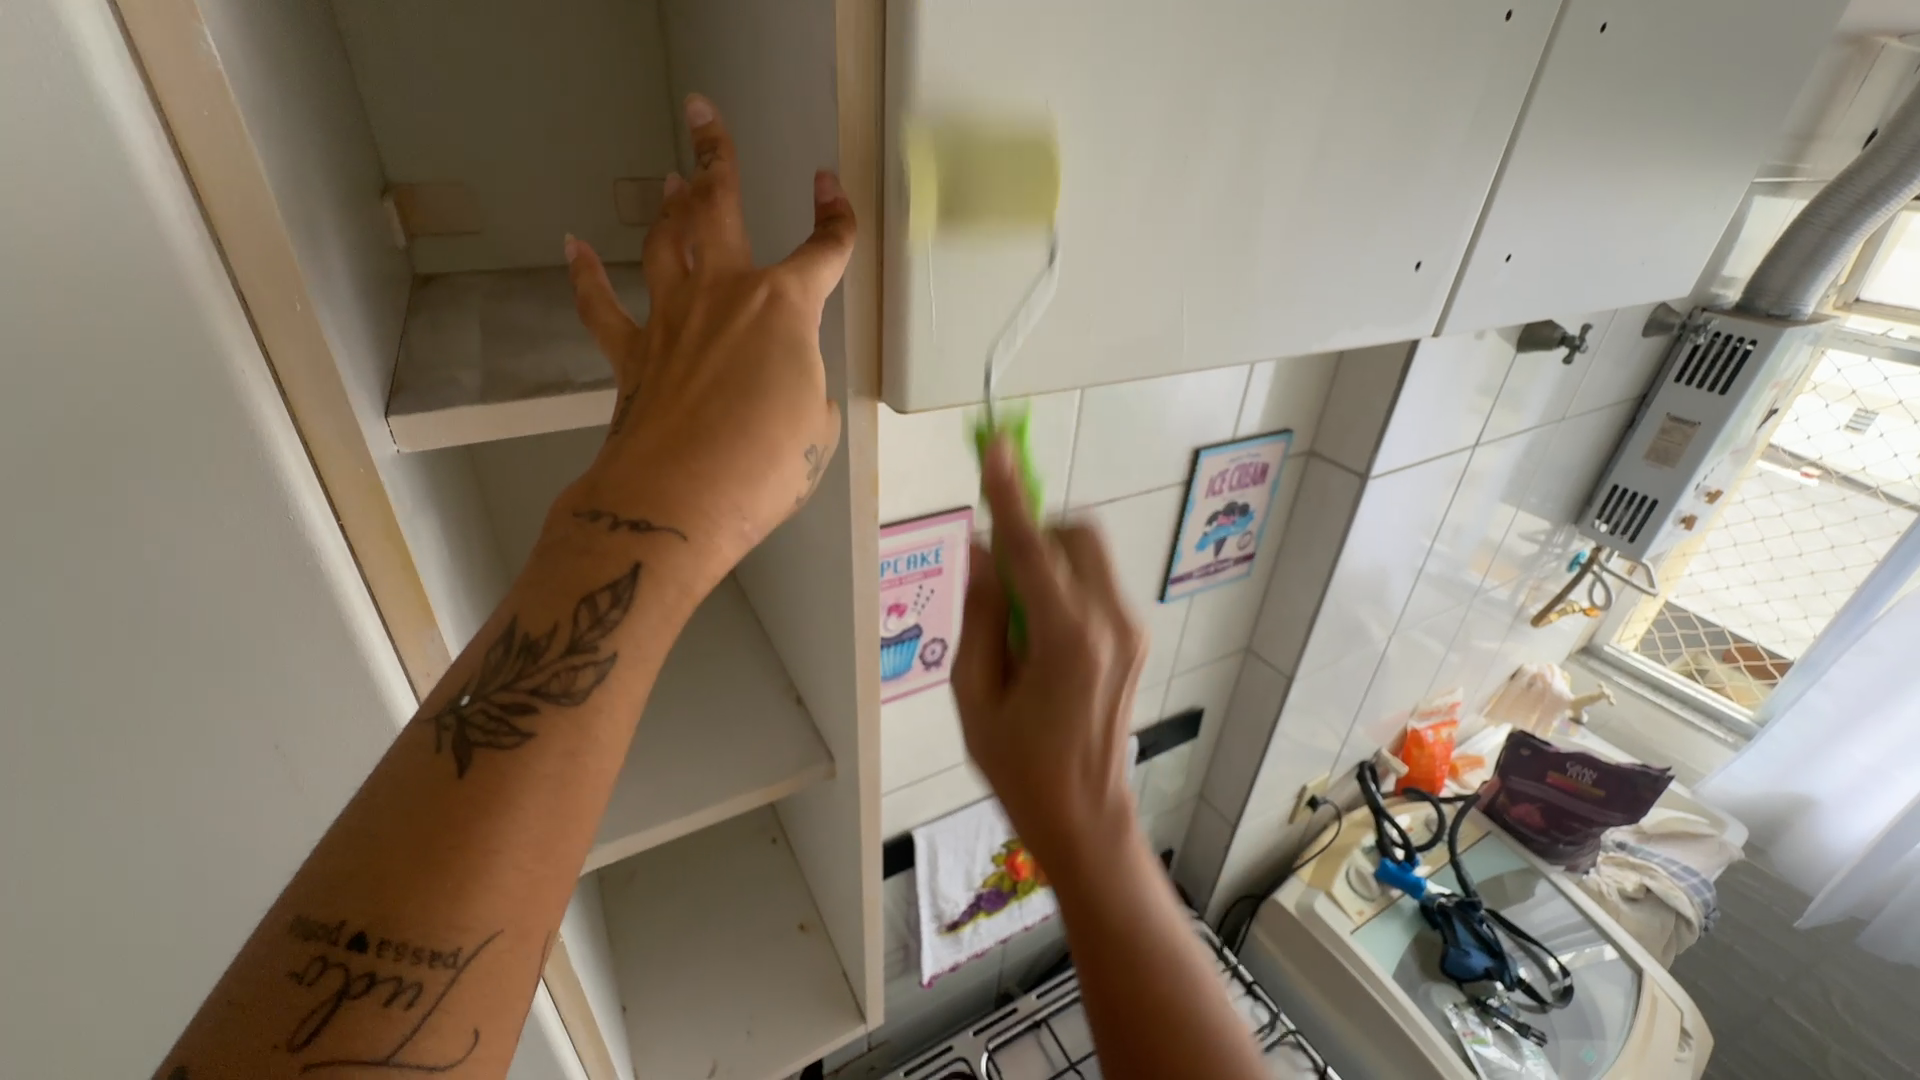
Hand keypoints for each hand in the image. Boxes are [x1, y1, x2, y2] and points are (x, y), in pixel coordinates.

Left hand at [558, 94, 853, 584]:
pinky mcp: (631, 354)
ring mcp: (671, 319)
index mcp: (785, 307)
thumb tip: (788, 386)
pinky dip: (586, 275)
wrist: (681, 501)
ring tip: (669, 175)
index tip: (831, 188)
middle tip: (704, 115)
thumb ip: (808, 391)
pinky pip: (601, 304)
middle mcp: (724, 295)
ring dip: (669, 205)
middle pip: (719, 208)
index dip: (836, 218)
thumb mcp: (817, 428)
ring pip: (666, 242)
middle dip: (717, 157)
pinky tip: (573, 246)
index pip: (824, 250)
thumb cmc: (766, 465)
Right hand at [953, 440, 1147, 874]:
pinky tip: (1040, 636)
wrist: (1086, 817)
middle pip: (1075, 535)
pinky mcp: (1133, 639)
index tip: (995, 450)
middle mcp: (1110, 622)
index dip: (1008, 495)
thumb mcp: (975, 694)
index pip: (1032, 548)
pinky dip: (1064, 584)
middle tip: (998, 576)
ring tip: (1017, 619)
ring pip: (1088, 555)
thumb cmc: (1019, 767)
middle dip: (1035, 533)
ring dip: (1050, 560)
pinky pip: (1095, 584)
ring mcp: (1129, 629)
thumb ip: (979, 614)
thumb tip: (978, 549)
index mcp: (1066, 639)